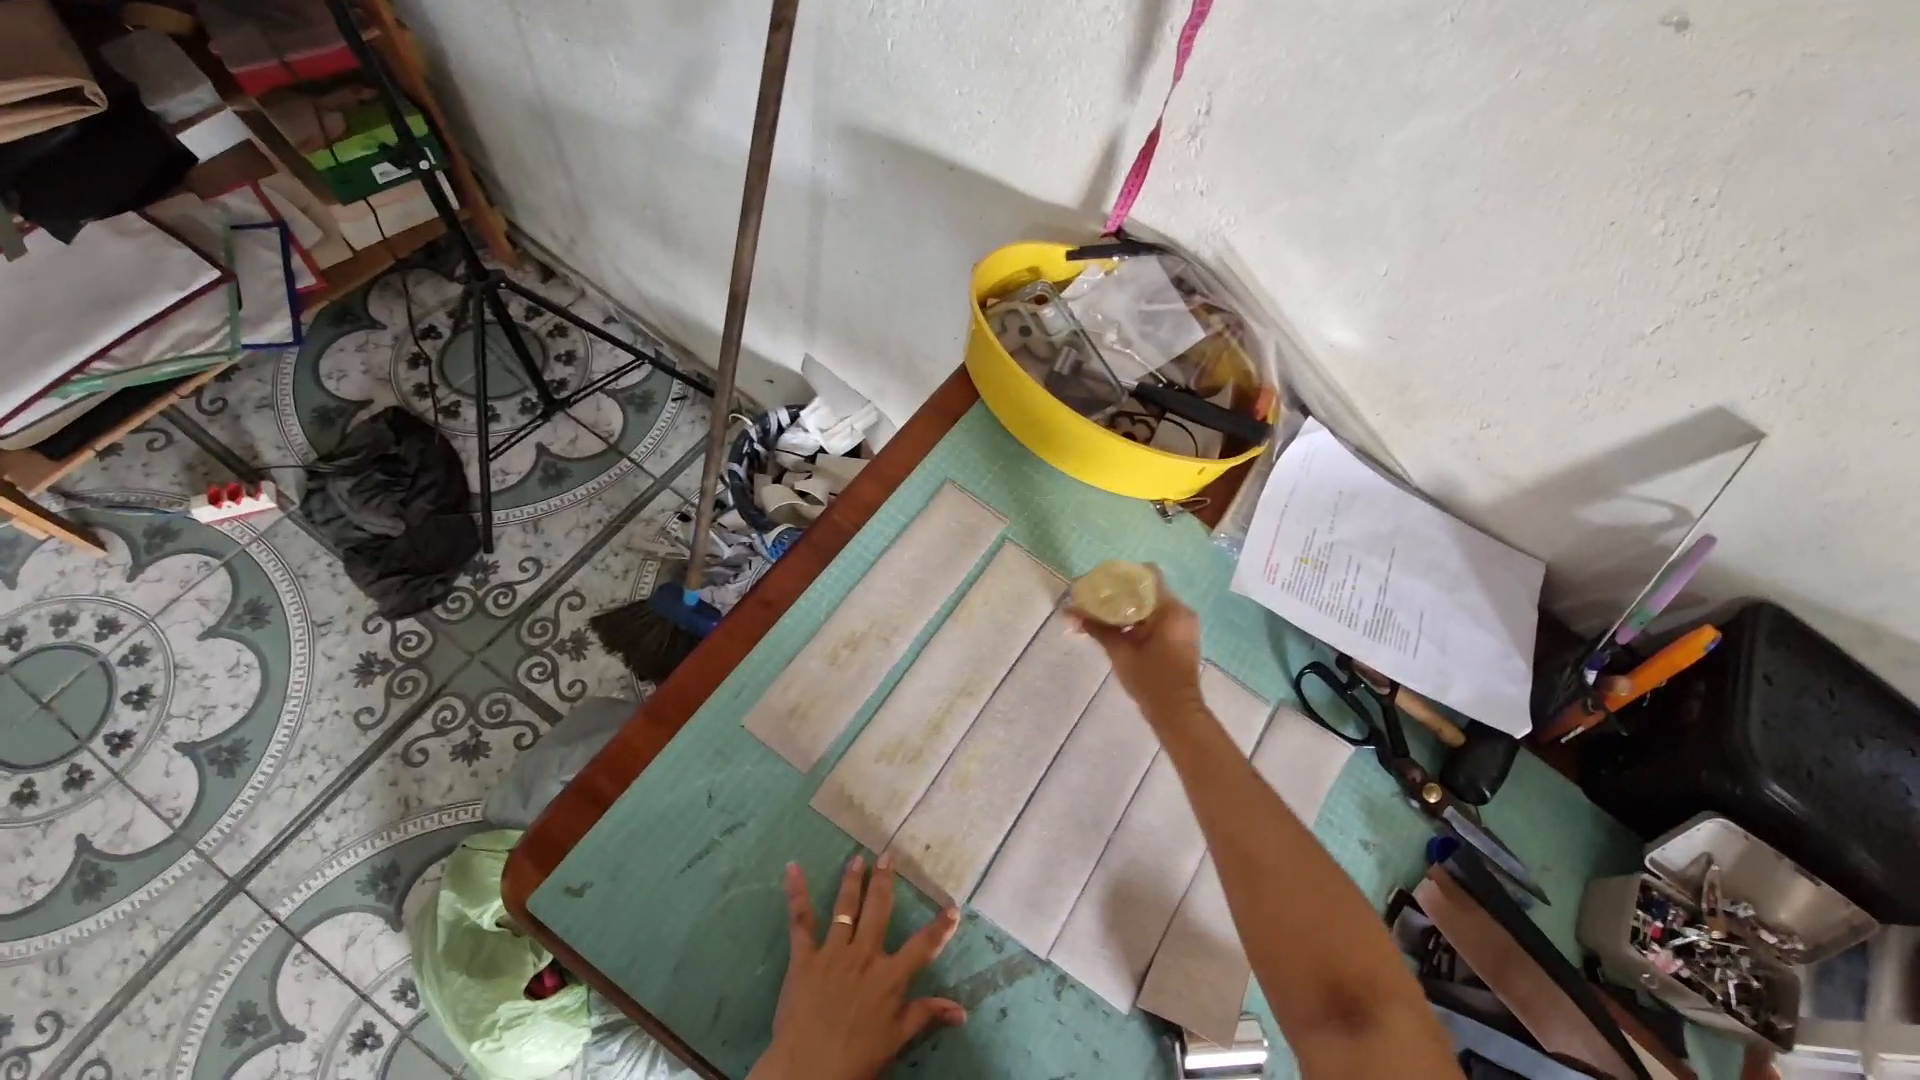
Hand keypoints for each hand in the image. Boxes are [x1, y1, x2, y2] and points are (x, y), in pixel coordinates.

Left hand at [749, 854, 965, 1079]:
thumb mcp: (896, 1039)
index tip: (952, 908)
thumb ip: (925, 1015)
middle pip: (879, 911)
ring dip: (853, 881)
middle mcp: (865, 956)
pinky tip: (793, 869)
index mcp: (890, 977)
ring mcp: (834, 952)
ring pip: (846, 908)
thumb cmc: (856, 1058)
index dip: (940, 928)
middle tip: (889, 855)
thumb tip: (961, 1010)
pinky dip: (797, 893)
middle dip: (886, 882)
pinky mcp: (805, 957)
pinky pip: (801, 921)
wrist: (808, 1068)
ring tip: (858, 859)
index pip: (923, 947)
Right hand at [1068, 566, 1204, 721]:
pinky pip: (1160, 619)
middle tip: (1099, 600)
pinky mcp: (1182, 637)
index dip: (1125, 576)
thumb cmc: (1150, 680)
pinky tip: (1121, 629)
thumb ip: (1096, 628)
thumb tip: (1069, 612)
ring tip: (1106, 615)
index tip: (1105, 584)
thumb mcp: (1120, 652)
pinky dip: (1141, 620)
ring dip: (1132, 609)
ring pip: (1154, 606)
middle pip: (1150, 590)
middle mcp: (1182, 612)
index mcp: (1171, 609)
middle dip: (1124, 594)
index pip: (1149, 575)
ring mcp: (1185, 625)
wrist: (1176, 712)